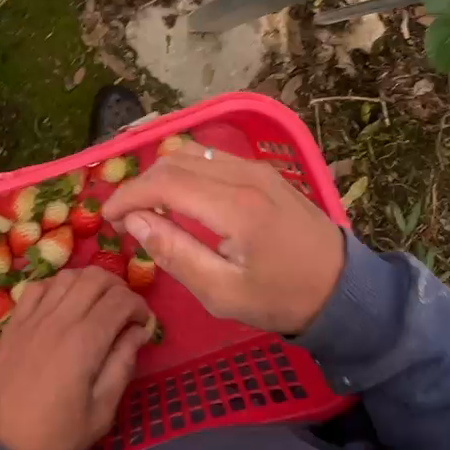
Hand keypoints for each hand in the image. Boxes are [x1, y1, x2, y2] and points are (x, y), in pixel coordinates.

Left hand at [0, 267, 153, 449]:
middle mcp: (60, 319)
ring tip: (98, 302)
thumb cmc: (54, 436)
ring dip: (90, 281)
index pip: (121, 300)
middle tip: (125, 310)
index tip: (144, 323)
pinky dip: (58, 284)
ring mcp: (34, 317)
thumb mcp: (99, 413)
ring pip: (68, 275)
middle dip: (119, 287)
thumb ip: (122, 366)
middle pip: (96, 278)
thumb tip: (139, 331)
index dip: (139, 306)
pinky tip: (64, 301)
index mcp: (84, 342)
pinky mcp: (14, 321)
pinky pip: (39, 285)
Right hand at [101, 142, 344, 335]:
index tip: (105, 217)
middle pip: (175, 160)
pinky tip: (179, 197)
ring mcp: (255, 167)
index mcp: (235, 206)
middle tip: (123, 216)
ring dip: (162, 173)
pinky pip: (211, 157)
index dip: (129, 195)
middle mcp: (244, 174)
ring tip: (147, 207)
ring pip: (192, 152)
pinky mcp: (262, 170)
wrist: (343, 288)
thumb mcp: (223, 293)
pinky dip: (185, 170)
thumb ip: (175, 253)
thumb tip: (134, 222)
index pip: (165, 183)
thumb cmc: (281, 297)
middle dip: (141, 184)